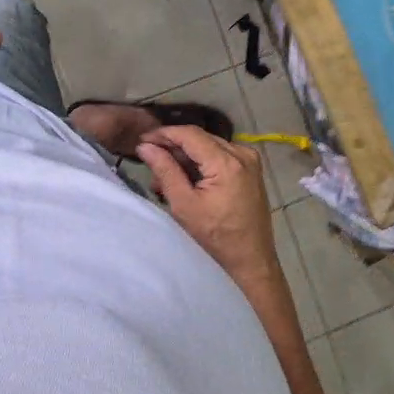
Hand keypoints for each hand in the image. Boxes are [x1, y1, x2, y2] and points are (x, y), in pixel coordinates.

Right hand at [137, 126, 278, 285]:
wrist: (251, 259)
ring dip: (186, 158)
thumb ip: (165, 171)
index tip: (142, 140)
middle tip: (151, 165)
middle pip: (201, 139)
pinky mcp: (251, 170)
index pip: (190, 134)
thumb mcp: (185, 205)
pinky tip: (185, 180)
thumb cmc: (216, 238)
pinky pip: (221, 156)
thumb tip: (145, 146)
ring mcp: (250, 160)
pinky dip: (202, 165)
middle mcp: (243, 153)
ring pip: (209, 147)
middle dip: (174, 149)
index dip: (164, 134)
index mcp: (228, 161)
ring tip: (165, 180)